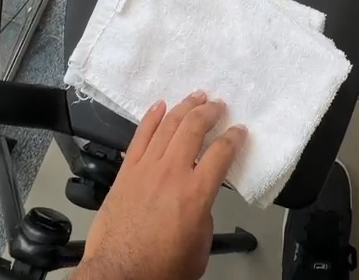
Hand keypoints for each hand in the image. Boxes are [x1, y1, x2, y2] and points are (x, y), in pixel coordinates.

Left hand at [76, 92, 246, 279]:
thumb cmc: (160, 269)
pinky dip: (152, 117)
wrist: (119, 277)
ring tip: (195, 97)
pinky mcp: (127, 171)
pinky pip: (140, 135)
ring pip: (168, 124)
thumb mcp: (199, 249)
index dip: (234, 137)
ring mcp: (147, 168)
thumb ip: (204, 216)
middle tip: (218, 105)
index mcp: (196, 193)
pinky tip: (160, 106)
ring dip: (185, 106)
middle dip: (210, 111)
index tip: (239, 131)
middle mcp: (172, 173)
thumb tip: (201, 202)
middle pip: (194, 126)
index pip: (222, 152)